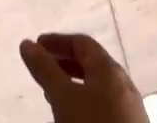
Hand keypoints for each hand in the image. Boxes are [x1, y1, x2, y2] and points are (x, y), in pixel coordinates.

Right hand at [19, 33, 147, 122]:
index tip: (36, 45)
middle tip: (42, 67)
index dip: (57, 41)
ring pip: (97, 86)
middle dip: (64, 62)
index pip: (82, 43)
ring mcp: (129, 107)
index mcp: (109, 69)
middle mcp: (123, 84)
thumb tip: (27, 44)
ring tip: (52, 93)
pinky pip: (104, 103)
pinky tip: (73, 115)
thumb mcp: (62, 96)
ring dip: (73, 83)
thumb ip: (45, 69)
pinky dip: (84, 100)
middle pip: (91, 63)